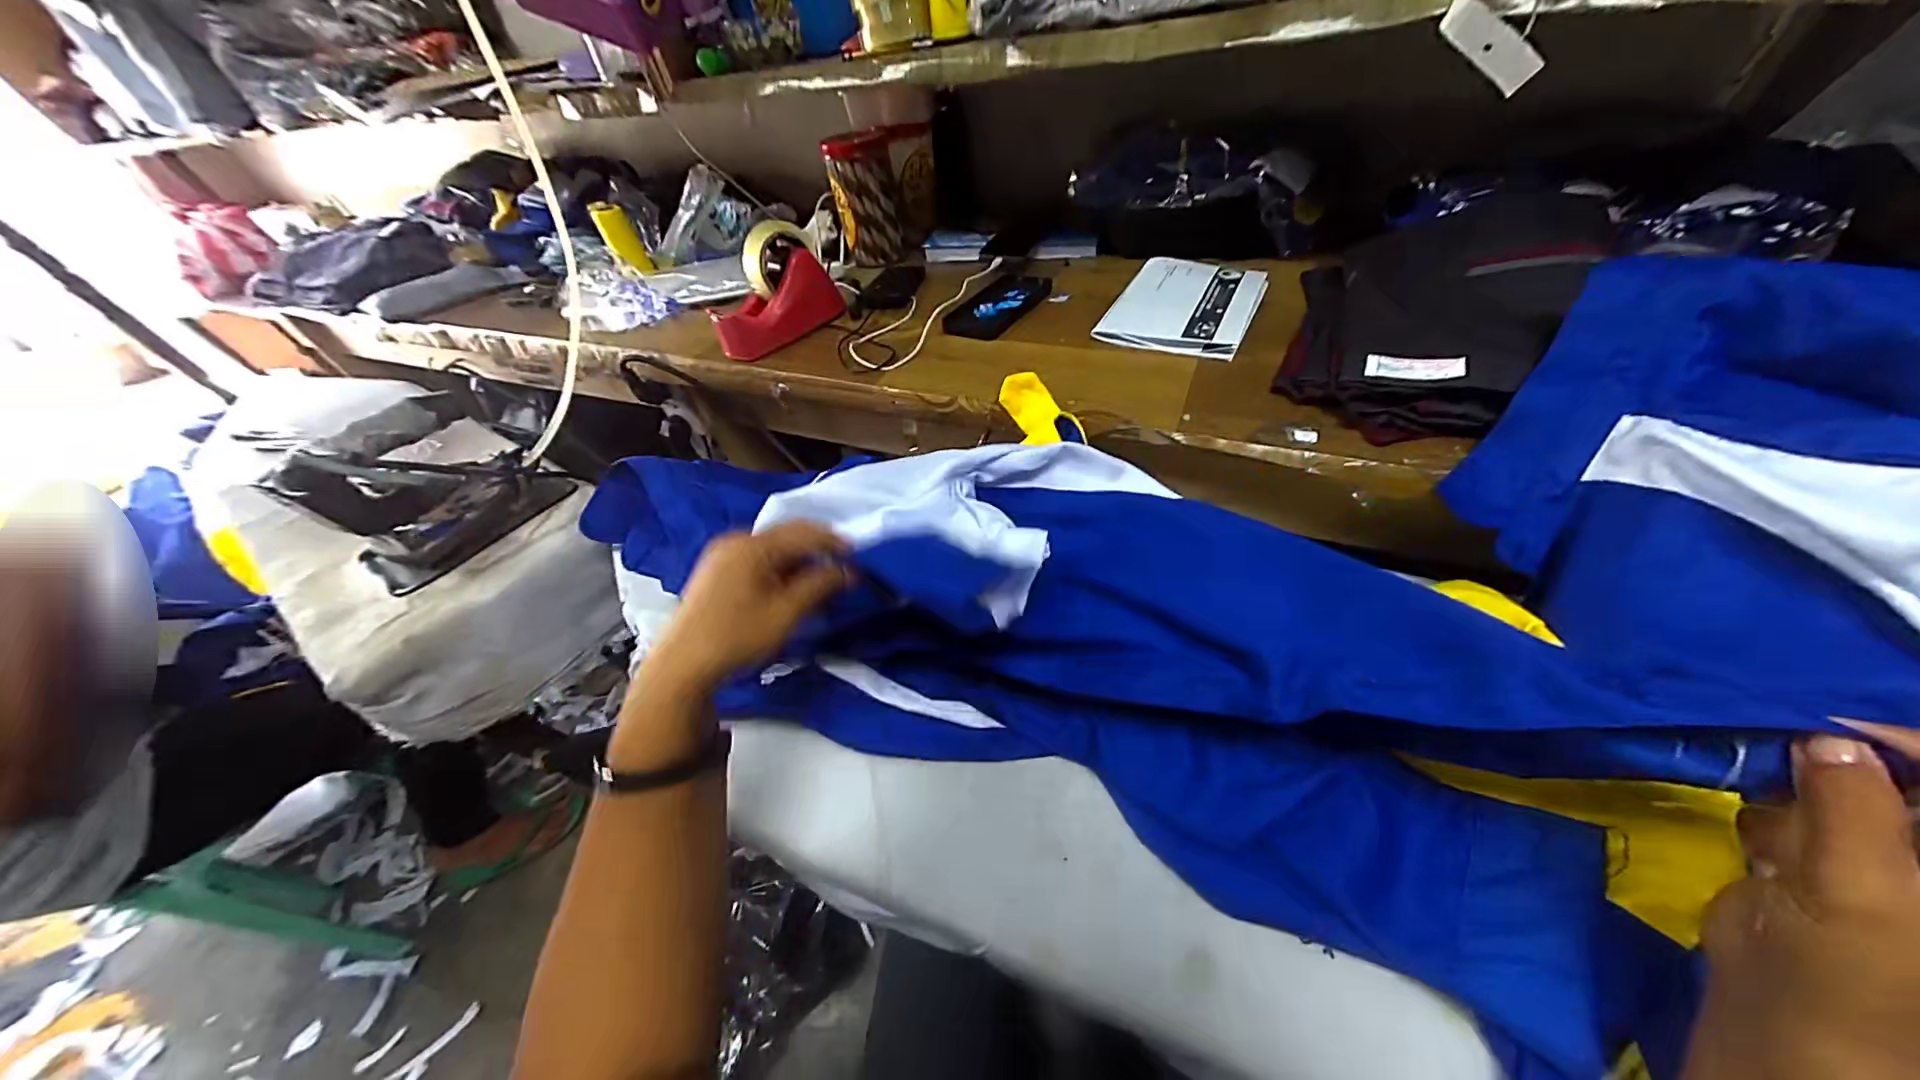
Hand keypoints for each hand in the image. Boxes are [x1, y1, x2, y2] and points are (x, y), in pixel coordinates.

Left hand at [644, 523, 851, 693]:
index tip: (859, 557)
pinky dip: (781, 569)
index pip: (804, 533)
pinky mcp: (717, 571)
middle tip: (843, 571)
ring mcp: (723, 555)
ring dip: (800, 562)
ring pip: (774, 549)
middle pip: (788, 536)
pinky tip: (792, 589)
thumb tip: (849, 571)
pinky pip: (759, 559)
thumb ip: (820, 586)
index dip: (834, 543)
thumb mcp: (786, 614)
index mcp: (751, 546)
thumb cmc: (736, 638)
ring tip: (821, 584)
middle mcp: (735, 541)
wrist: (682, 667)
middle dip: (818, 551)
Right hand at [1683, 732, 1919, 1079]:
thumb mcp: (1859, 894)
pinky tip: (1760, 838)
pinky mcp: (1812, 871)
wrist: (1783, 1041)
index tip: (1827, 728)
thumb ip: (1853, 809)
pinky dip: (1773, 813)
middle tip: (1780, 748)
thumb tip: (1827, 736)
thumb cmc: (1854, 986)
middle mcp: (1915, 853)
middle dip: (1838, 757)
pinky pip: (1796, 816)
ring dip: (1797, 784)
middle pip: (1892, 778)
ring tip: (1769, 804)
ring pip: (1837, 792)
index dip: (1904, 745)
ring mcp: (1869, 865)